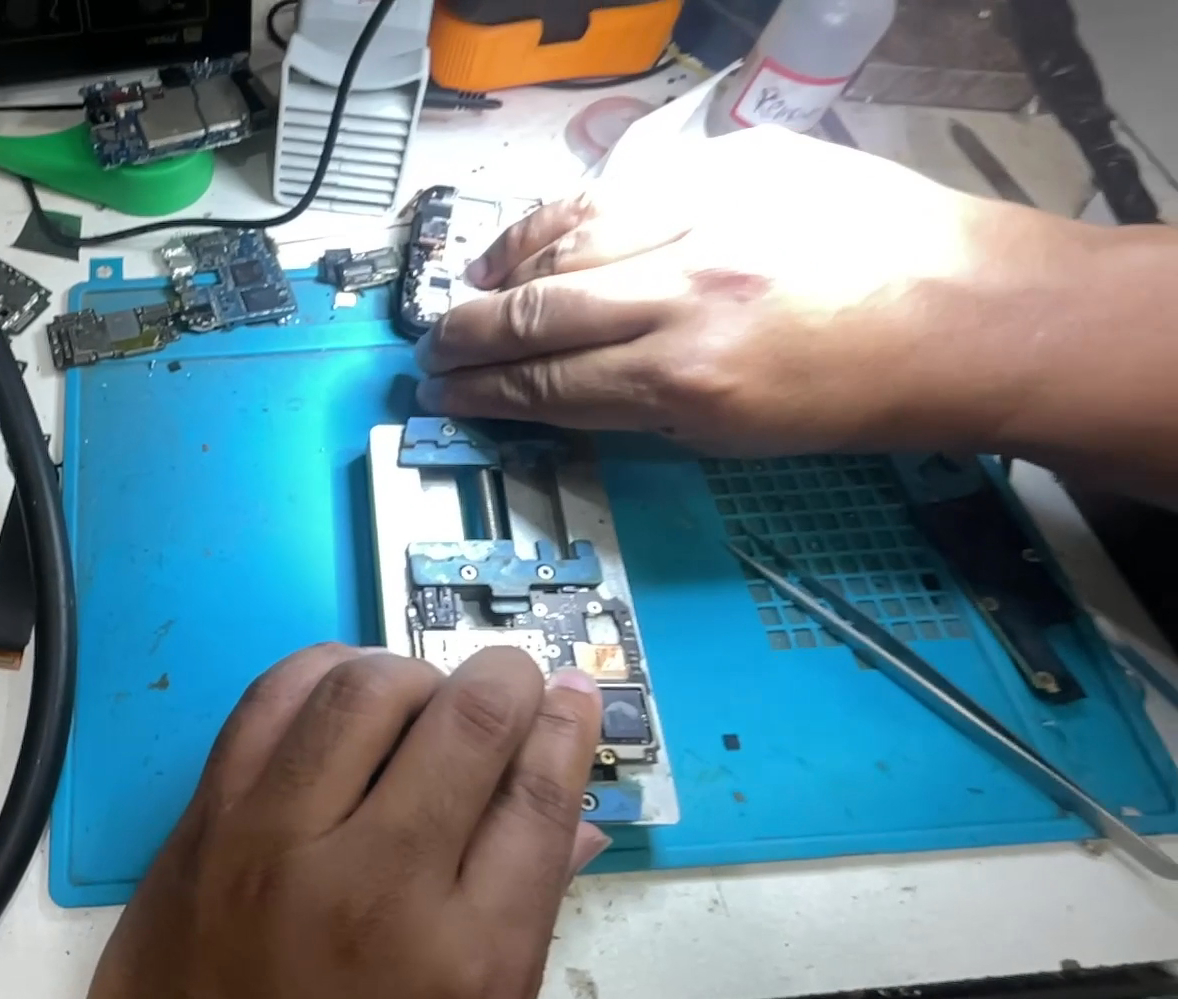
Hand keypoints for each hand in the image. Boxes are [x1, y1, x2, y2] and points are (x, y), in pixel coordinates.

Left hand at [68, 645, 609, 998]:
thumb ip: (524, 925)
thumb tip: (573, 820)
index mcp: (462, 964)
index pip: (537, 800)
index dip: (563, 728)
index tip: (568, 693)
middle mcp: (369, 885)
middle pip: (459, 726)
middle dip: (500, 683)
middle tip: (505, 678)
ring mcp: (273, 840)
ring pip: (360, 691)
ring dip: (407, 671)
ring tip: (420, 693)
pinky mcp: (204, 818)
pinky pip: (266, 699)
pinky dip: (316, 669)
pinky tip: (340, 685)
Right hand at [415, 126, 1109, 456]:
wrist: (973, 315)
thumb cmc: (844, 401)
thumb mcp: (721, 434)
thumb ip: (621, 407)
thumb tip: (540, 392)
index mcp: (686, 377)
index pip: (545, 386)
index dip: (479, 393)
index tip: (439, 395)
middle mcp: (686, 291)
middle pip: (536, 312)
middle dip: (465, 337)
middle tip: (427, 351)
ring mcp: (709, 214)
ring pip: (561, 243)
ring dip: (494, 278)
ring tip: (462, 298)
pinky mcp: (731, 161)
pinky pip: (607, 192)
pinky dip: (546, 223)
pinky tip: (516, 243)